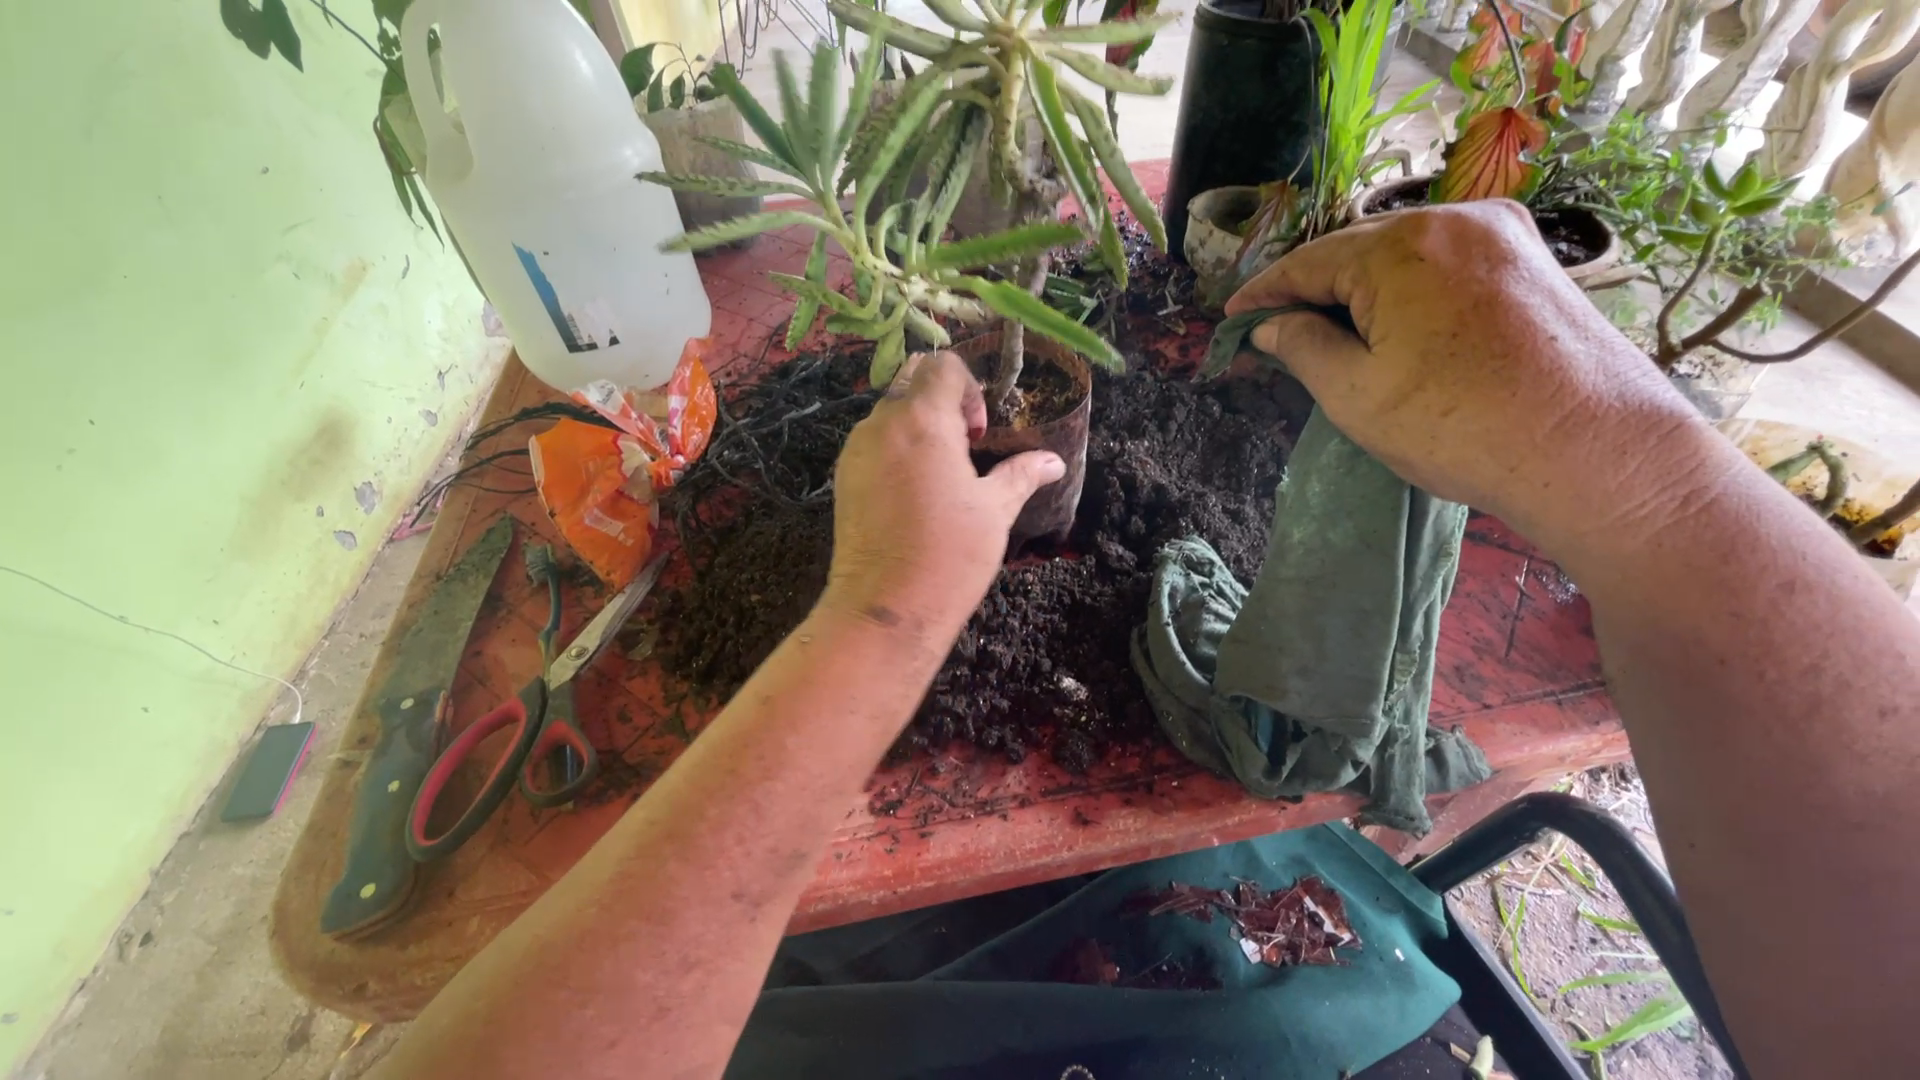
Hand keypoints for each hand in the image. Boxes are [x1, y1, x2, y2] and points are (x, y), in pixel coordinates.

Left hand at [820, 351, 1065, 638]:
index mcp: (922, 420)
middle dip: (940, 399)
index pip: (943, 367)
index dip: (968, 389)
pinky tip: (914, 492)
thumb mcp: (995, 510)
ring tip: (940, 473)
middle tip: (963, 445)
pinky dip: (894, 449)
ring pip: (887, 412)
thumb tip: (1055, 461)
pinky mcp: (843, 477)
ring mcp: (856, 450)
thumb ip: (1022, 474)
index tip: (980, 433)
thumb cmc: (950, 553)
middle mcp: (882, 424)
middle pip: (910, 380)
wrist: (886, 606)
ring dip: (916, 425)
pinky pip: (871, 443)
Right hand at [1224, 201, 1717, 541]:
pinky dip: (1406, 288)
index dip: (1262, 293)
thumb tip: (1270, 327)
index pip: (1307, 263)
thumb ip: (1301, 348)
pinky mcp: (1532, 260)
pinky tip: (1391, 321)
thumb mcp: (1354, 394)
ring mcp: (1503, 234)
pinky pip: (1445, 263)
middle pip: (1356, 250)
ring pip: (1403, 254)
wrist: (1592, 452)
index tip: (1230, 319)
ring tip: (1327, 328)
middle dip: (1310, 289)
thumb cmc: (1456, 425)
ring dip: (1359, 288)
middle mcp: (1454, 220)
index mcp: (1401, 247)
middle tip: (1273, 329)